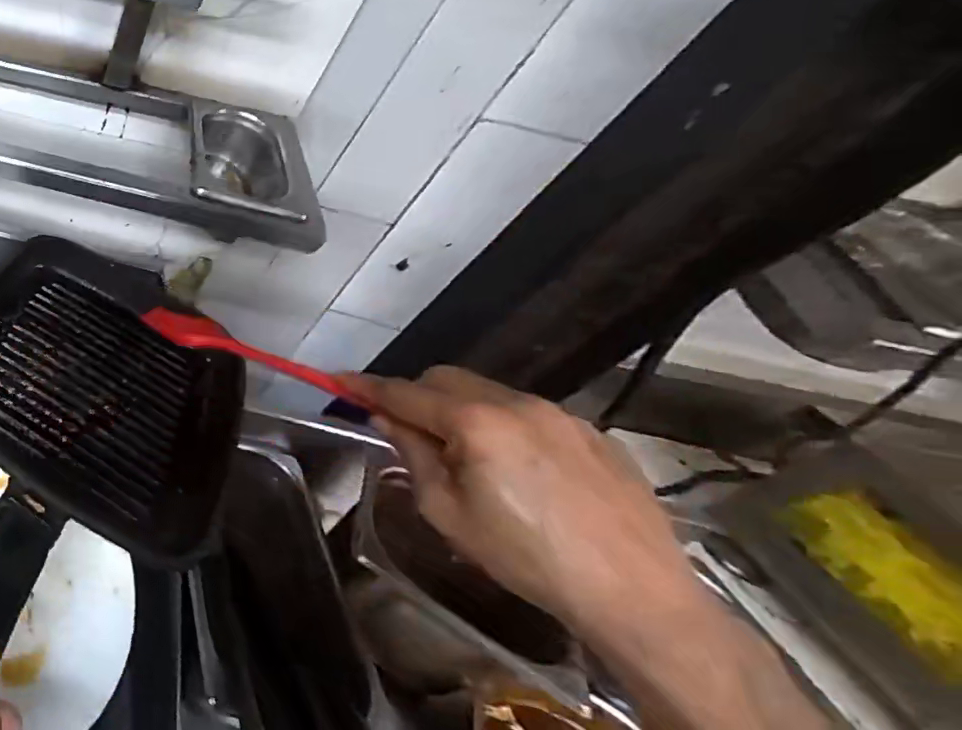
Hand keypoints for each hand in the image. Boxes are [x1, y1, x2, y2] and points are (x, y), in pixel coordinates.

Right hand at [343, 366, 702, 641]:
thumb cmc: (528, 558)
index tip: (337, 379)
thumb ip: (413, 454)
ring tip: (470, 458)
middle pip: (445, 378)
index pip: (405, 392)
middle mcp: (517, 403)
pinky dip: (505, 424)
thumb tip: (390, 418)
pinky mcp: (593, 433)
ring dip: (462, 409)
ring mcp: (560, 414)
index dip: (366, 385)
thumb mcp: (448, 513)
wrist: (639, 597)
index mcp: (475, 422)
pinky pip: (529, 412)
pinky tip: (521, 471)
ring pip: (488, 392)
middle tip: (409, 432)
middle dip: (418, 395)